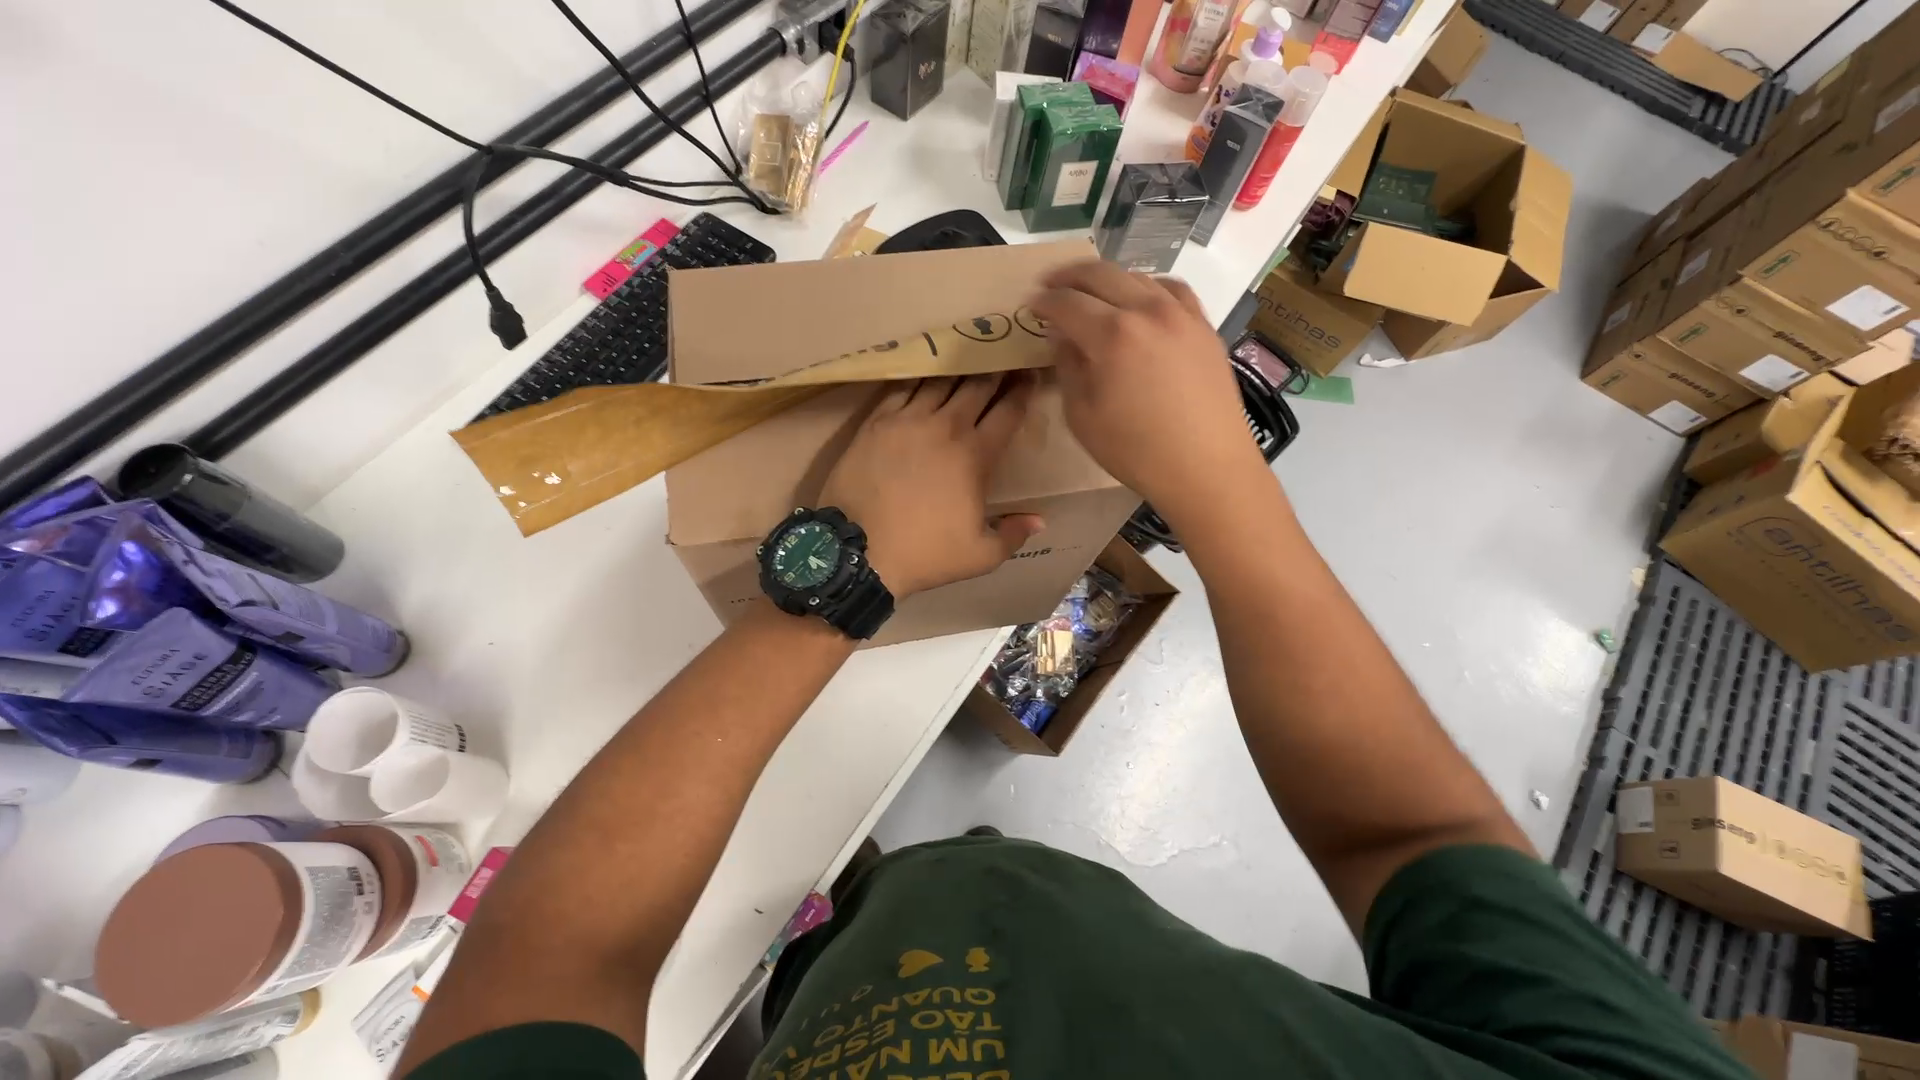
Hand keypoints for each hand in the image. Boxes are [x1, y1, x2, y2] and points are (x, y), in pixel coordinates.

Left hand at [819, 373, 1045, 597]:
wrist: (858, 551)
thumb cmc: (924, 554)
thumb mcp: (980, 556)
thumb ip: (1013, 535)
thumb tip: (1039, 520)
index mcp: (976, 455)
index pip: (1008, 412)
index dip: (1023, 391)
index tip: (1030, 375)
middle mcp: (945, 427)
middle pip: (978, 386)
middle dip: (995, 371)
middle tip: (1004, 359)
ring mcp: (908, 420)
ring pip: (941, 381)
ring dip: (958, 370)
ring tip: (967, 360)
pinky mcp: (877, 422)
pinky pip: (903, 389)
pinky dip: (920, 379)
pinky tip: (926, 375)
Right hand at [1031, 261, 1266, 516]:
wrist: (1207, 467)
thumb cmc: (1136, 452)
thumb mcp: (1082, 416)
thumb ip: (1068, 367)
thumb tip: (1063, 337)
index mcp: (1112, 335)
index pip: (1066, 302)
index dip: (1043, 302)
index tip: (1030, 307)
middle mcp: (1147, 311)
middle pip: (1100, 275)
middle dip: (1069, 277)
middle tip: (1050, 286)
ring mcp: (1181, 314)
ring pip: (1137, 276)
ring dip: (1107, 280)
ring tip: (1092, 293)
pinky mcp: (1203, 326)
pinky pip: (1172, 290)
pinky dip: (1148, 288)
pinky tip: (1141, 302)